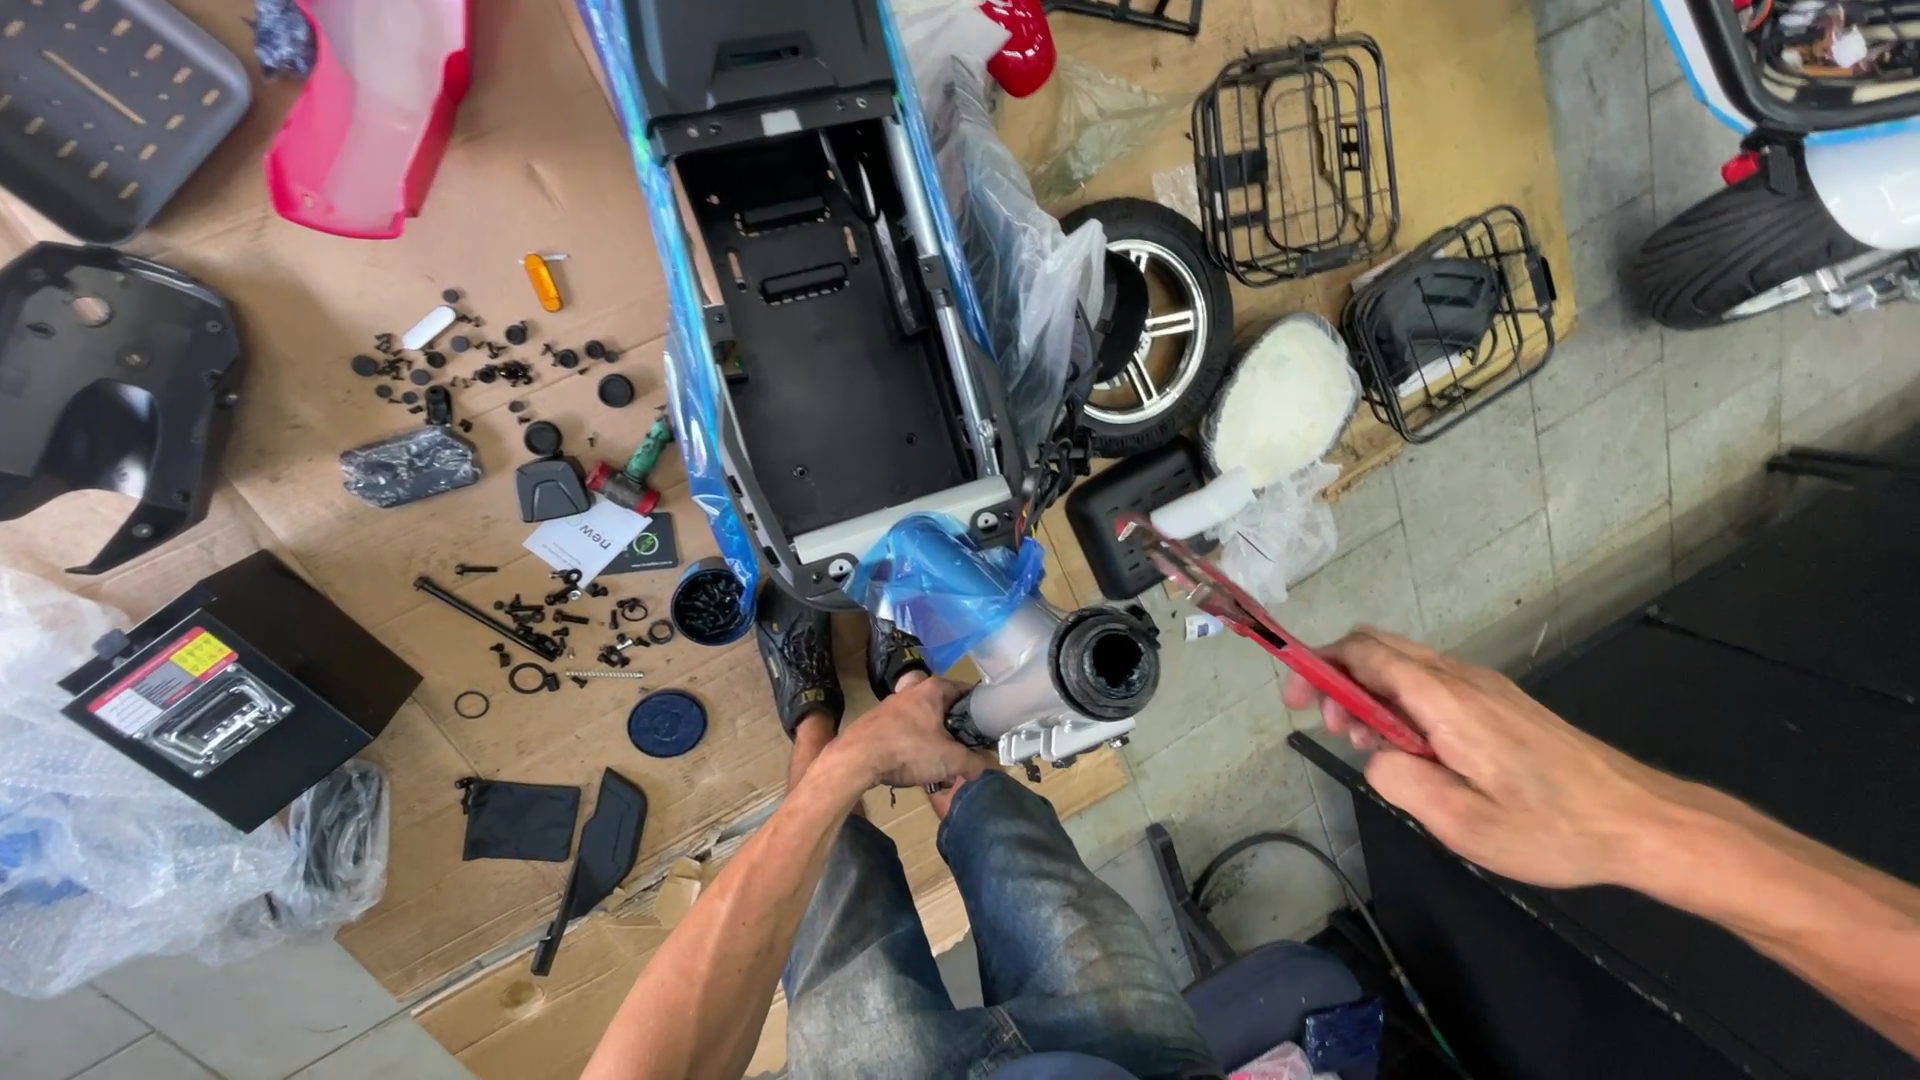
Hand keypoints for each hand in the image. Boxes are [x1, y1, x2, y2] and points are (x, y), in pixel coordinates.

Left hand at [832, 677, 996, 789]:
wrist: (856, 758)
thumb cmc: (908, 749)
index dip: (980, 710)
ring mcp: (893, 705)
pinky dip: (914, 749)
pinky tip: (915, 770)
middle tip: (963, 752)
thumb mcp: (950, 759)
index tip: (987, 729)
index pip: (966, 691)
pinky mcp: (878, 722)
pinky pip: (906, 733)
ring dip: (935, 744)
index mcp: (933, 688)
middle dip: (955, 733)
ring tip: (939, 769)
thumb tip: (982, 768)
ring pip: (925, 723)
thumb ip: (973, 763)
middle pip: (945, 709)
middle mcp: (913, 690)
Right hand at [1283, 627, 1678, 888]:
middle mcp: (1460, 678)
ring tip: (1370, 745)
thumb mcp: (1461, 821)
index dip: (1317, 667)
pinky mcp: (1496, 699)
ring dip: (1366, 689)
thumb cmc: (1552, 828)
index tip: (1296, 701)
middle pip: (1376, 645)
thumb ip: (1397, 779)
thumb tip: (1374, 755)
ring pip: (1400, 660)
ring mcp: (1481, 685)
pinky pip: (1427, 678)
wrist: (1646, 823)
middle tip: (1332, 726)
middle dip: (1336, 674)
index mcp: (1445, 700)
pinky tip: (1410, 745)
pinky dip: (1396, 697)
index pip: (1363, 653)